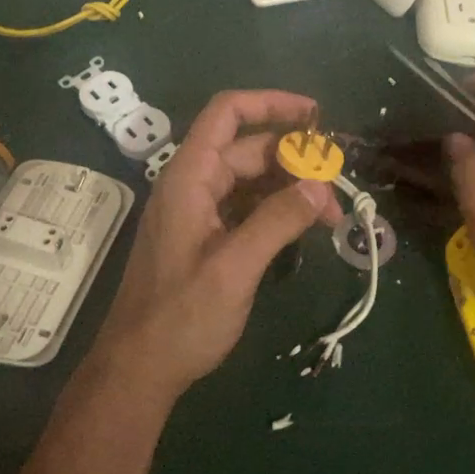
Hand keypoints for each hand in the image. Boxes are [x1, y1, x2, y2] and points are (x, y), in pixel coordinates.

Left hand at [87, 90, 337, 400]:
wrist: (137, 370)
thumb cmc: (181, 316)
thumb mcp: (235, 267)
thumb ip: (278, 220)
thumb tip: (321, 184)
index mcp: (189, 177)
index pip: (227, 113)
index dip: (271, 103)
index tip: (316, 115)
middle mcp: (192, 184)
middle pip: (246, 148)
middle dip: (294, 157)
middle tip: (337, 183)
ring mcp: (196, 210)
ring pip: (249, 179)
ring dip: (289, 187)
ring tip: (329, 212)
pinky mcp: (203, 236)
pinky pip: (244, 205)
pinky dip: (275, 209)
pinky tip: (302, 227)